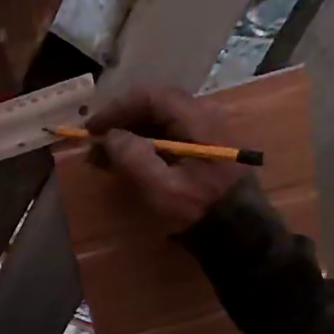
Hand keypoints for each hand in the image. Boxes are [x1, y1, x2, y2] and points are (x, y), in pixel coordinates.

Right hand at [86, 87, 246, 230]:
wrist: (240, 236)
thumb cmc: (200, 212)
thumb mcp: (162, 189)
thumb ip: (134, 158)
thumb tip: (110, 136)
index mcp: (198, 121)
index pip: (152, 97)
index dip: (118, 109)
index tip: (92, 128)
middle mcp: (206, 118)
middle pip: (157, 106)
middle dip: (123, 121)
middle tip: (96, 141)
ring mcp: (208, 134)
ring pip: (163, 121)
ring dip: (133, 133)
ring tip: (107, 155)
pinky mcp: (207, 151)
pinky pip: (171, 136)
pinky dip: (147, 144)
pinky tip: (130, 161)